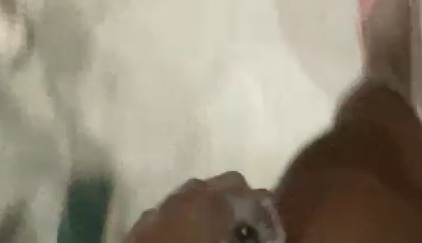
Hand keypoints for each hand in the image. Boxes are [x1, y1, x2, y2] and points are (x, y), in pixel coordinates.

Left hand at [124, 173, 282, 242]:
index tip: (276, 241)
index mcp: (216, 200)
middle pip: (231, 183)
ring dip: (219, 209)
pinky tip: (194, 239)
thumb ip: (252, 238)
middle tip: (256, 234)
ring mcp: (165, 204)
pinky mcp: (144, 222)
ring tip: (227, 236)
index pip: (257, 199)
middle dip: (247, 205)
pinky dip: (192, 220)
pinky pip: (177, 211)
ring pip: (201, 193)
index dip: (271, 222)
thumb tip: (263, 239)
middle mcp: (192, 192)